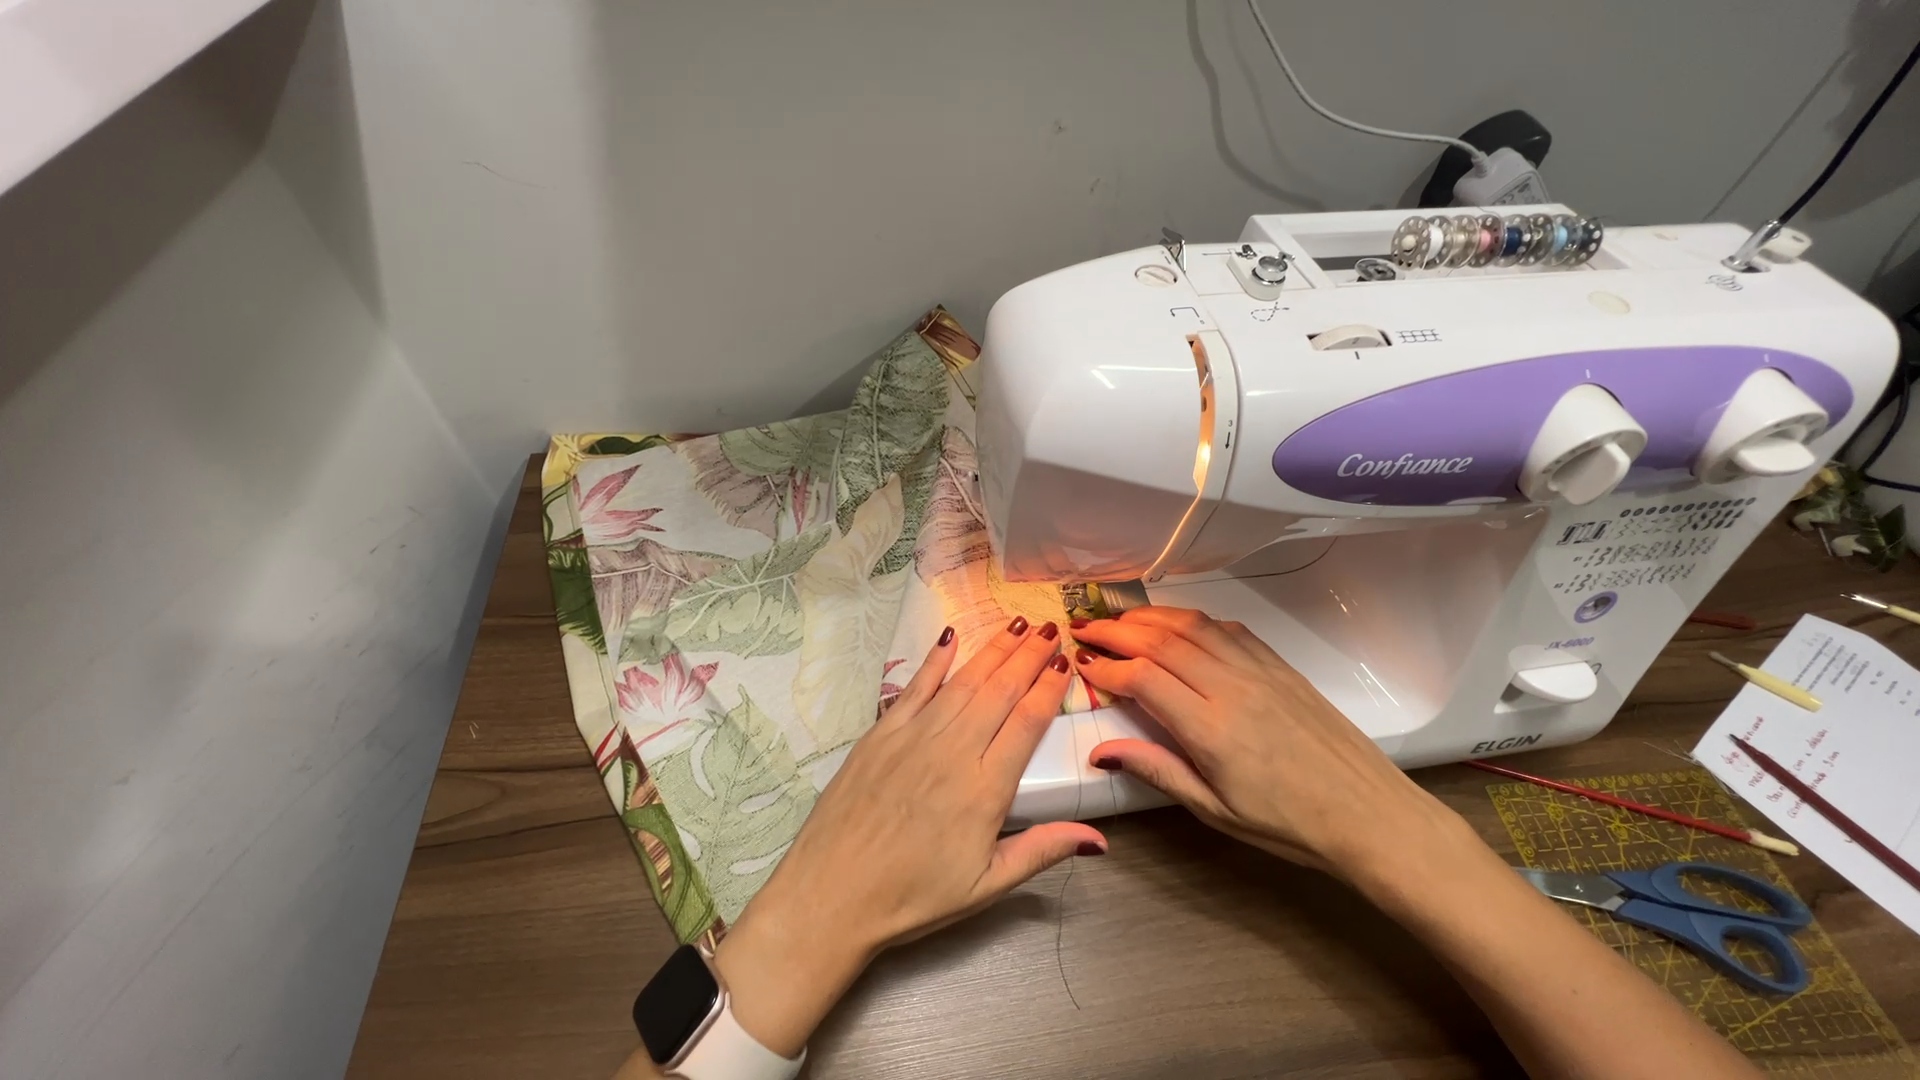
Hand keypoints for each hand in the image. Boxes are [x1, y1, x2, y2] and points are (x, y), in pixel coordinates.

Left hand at [712, 617, 1104, 1056]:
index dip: (1049, 689)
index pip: (1027, 722)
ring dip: (993, 651)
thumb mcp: (985, 887)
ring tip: (1016, 626)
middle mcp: (954, 750)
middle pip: (1000, 691)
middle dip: (1028, 656)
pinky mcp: (881, 734)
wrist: (831, 895)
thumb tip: (1100, 837)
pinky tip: (950, 637)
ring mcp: (914, 736)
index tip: (1067, 663)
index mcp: (985, 788)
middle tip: (1049, 629)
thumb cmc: (912, 897)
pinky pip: (914, 687)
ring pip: (963, 682)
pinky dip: (935, 660)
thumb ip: (1041, 852)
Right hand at [1071, 606, 1459, 875]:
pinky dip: (1194, 620)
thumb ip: (1157, 771)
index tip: (1081, 664)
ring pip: (1193, 625)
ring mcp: (1259, 670)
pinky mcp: (1280, 666)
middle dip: (1116, 630)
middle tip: (1083, 627)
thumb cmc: (1289, 824)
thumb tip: (1103, 751)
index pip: (1143, 679)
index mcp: (1211, 728)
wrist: (1370, 816)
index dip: (1106, 666)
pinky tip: (1178, 624)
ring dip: (1150, 616)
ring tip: (1119, 618)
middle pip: (1161, 641)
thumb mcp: (1215, 811)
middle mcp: (1231, 687)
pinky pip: (1228, 629)